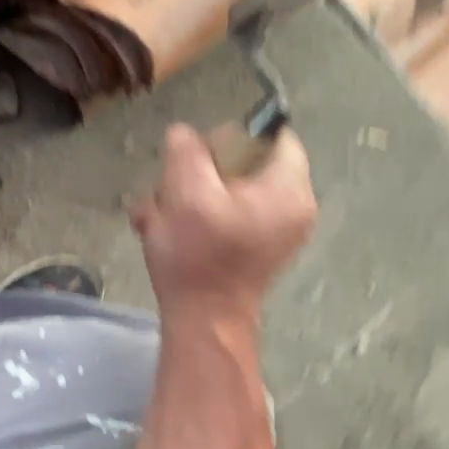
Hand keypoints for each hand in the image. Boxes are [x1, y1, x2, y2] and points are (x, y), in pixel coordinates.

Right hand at [130, 124, 316, 324]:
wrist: (203, 315)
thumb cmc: (198, 254)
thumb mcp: (185, 195)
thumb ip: (187, 154)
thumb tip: (184, 133)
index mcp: (288, 191)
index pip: (275, 138)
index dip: (234, 135)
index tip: (197, 152)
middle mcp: (290, 207)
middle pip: (242, 164)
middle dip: (196, 172)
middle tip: (169, 190)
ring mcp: (272, 228)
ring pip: (222, 189)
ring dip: (182, 196)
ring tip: (157, 216)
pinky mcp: (251, 245)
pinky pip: (219, 213)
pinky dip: (189, 216)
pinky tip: (162, 229)